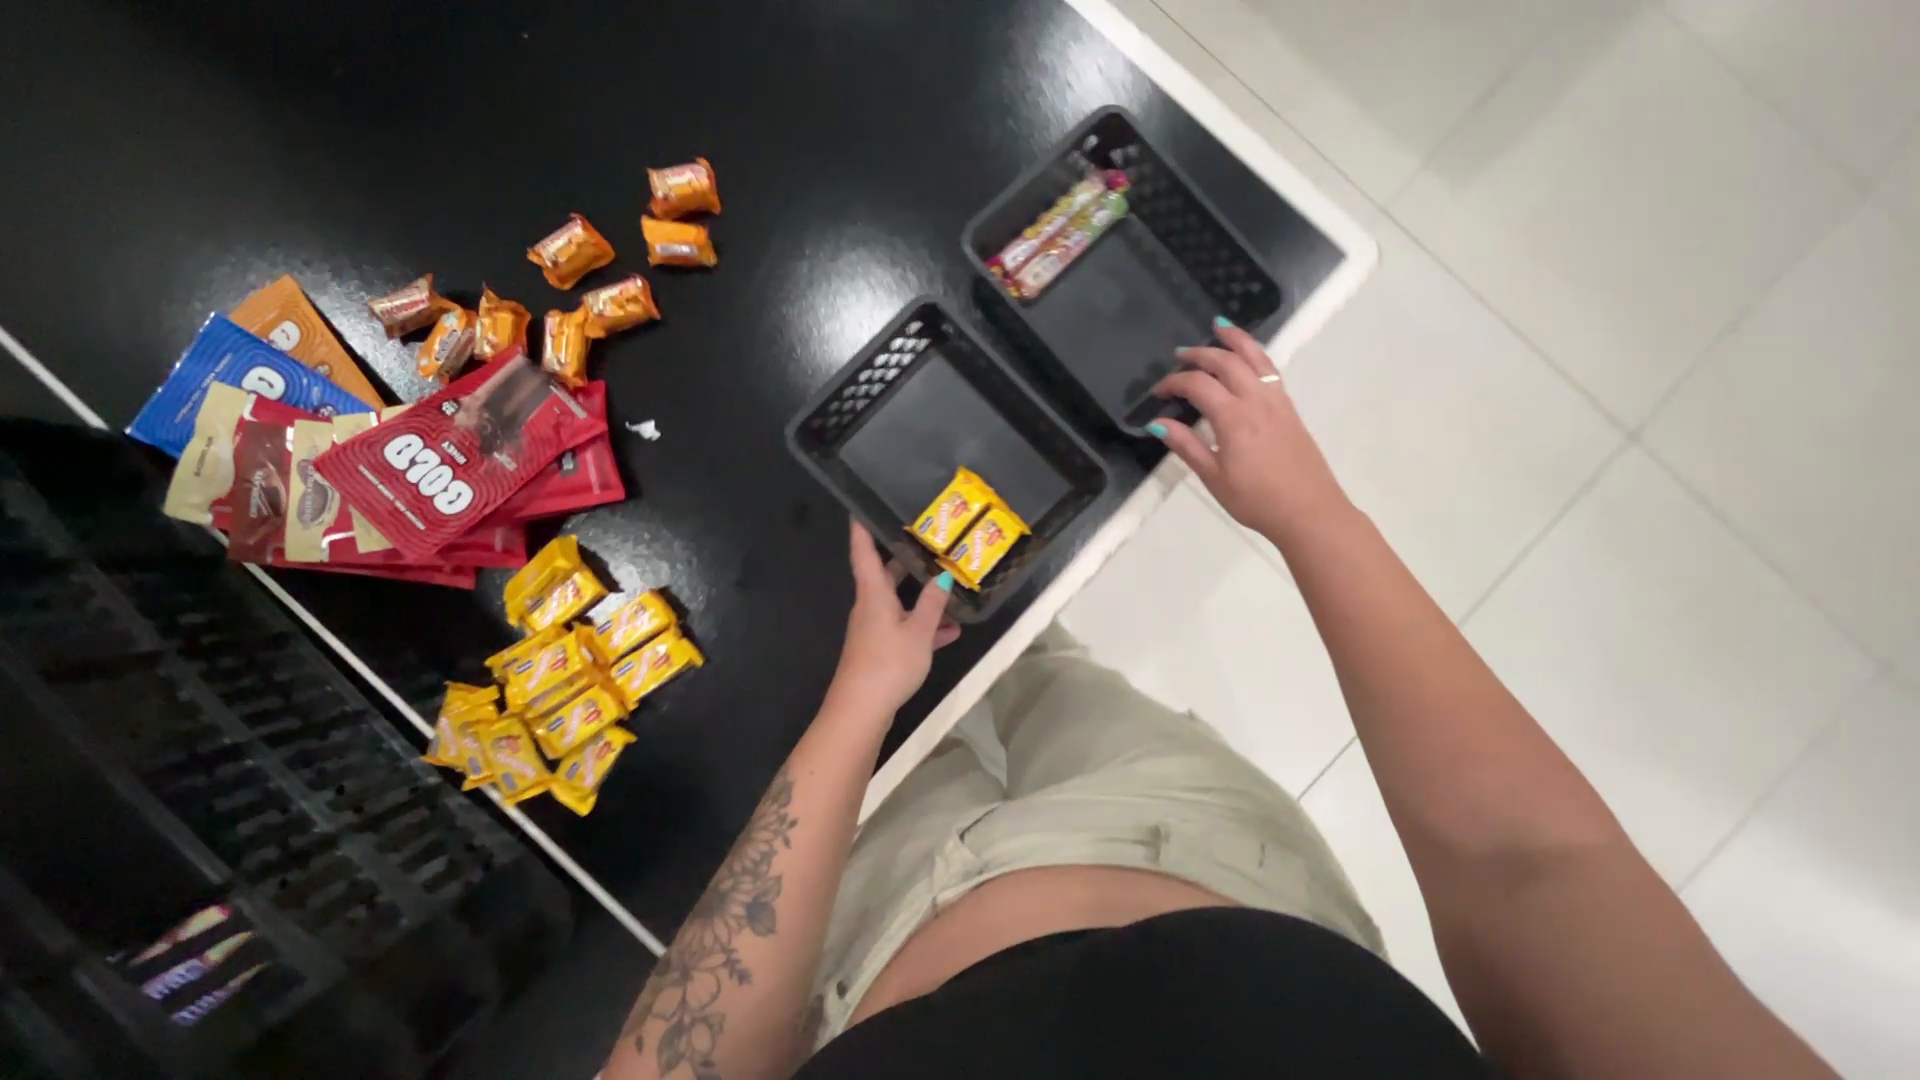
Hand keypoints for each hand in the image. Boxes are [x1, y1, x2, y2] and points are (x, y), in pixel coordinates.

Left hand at [826, 520, 960, 717]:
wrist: (862, 709)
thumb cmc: (888, 662)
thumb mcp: (919, 632)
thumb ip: (932, 604)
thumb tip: (942, 576)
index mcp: (873, 593)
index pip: (863, 552)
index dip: (862, 529)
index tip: (861, 507)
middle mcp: (870, 606)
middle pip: (885, 575)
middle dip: (905, 560)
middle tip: (927, 541)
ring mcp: (874, 629)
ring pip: (899, 603)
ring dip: (922, 598)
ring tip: (952, 586)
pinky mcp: (881, 650)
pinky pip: (905, 628)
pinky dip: (924, 626)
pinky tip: (951, 630)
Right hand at [1150, 319, 1350, 540]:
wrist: (1308, 511)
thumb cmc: (1255, 500)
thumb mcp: (1213, 477)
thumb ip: (1186, 446)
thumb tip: (1157, 423)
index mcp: (1233, 418)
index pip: (1198, 386)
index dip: (1174, 383)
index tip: (1158, 393)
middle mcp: (1256, 401)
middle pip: (1226, 363)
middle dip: (1200, 354)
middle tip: (1179, 354)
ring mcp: (1277, 401)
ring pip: (1255, 358)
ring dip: (1234, 341)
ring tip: (1220, 327)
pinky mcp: (1289, 409)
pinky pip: (1270, 370)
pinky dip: (1255, 355)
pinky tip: (1247, 357)